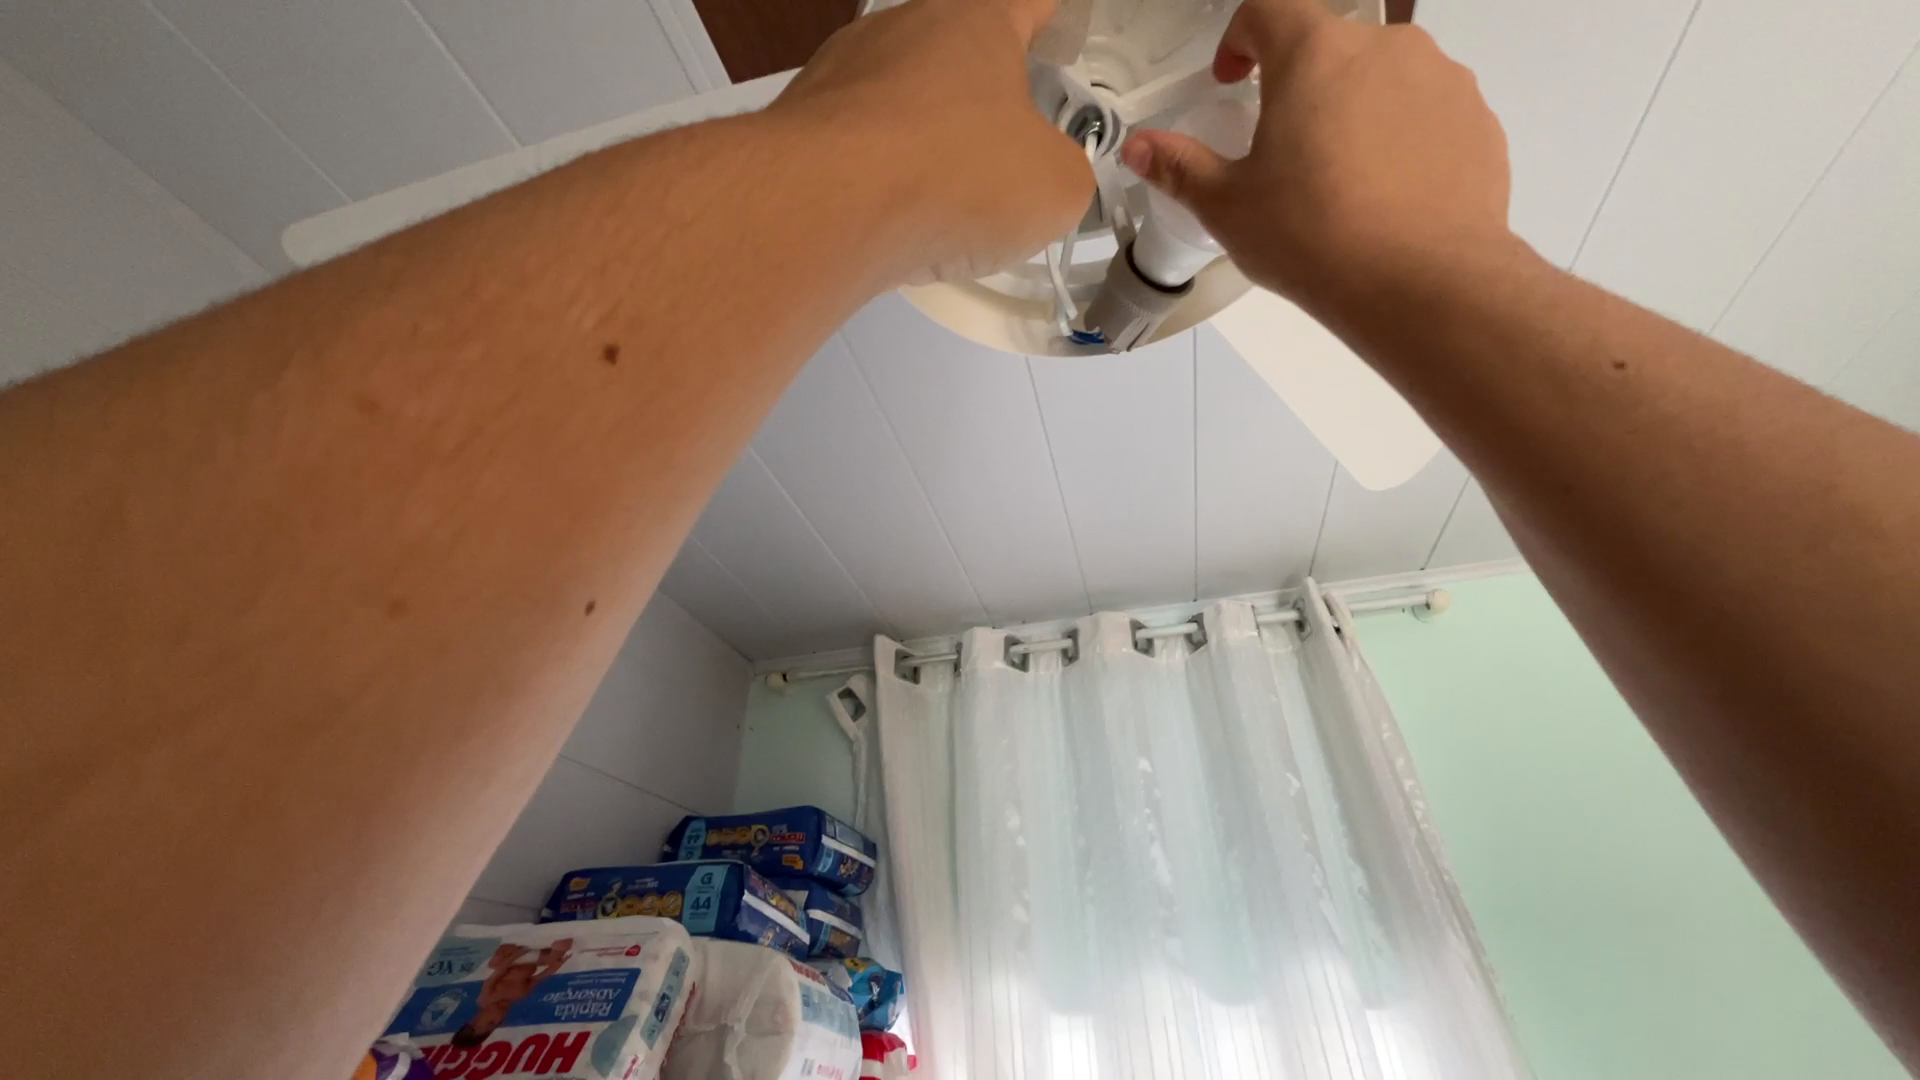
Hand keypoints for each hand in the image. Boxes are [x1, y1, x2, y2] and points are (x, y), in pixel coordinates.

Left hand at [773, 0, 1093, 283]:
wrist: (832, 207)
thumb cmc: (958, 177)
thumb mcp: (1054, 190)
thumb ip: (1066, 176)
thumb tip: (1046, 181)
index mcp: (975, 21)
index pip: (1026, 4)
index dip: (1049, 23)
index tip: (1056, 39)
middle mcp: (902, 30)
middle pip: (955, 56)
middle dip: (982, 99)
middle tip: (1001, 150)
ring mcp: (843, 75)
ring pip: (901, 103)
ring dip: (927, 143)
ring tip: (943, 201)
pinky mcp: (802, 128)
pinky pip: (859, 150)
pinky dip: (881, 179)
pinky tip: (891, 220)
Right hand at [1119, 0, 1511, 310]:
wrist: (1419, 281)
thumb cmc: (1308, 236)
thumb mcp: (1227, 207)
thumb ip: (1179, 167)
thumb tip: (1136, 146)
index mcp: (1314, 56)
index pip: (1269, 8)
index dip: (1239, 37)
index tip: (1229, 81)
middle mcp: (1386, 47)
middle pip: (1329, 48)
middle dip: (1298, 87)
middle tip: (1280, 152)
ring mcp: (1443, 79)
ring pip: (1382, 80)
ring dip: (1351, 112)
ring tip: (1336, 182)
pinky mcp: (1478, 120)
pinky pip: (1426, 115)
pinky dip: (1399, 140)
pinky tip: (1383, 198)